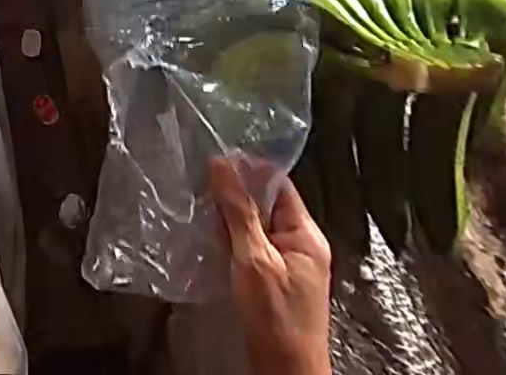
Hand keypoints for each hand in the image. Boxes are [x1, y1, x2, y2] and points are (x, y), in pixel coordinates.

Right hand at [211, 157, 331, 374]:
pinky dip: (228, 230)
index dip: (247, 167)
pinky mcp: (269, 270)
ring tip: (199, 199)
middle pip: (263, 199)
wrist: (283, 370)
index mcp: (306, 235)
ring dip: (227, 210)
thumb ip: (237, 209)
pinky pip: (247, 237)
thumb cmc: (274, 315)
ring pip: (251, 218)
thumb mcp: (253, 257)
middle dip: (232, 189)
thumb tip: (220, 163)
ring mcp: (285, 258)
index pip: (277, 184)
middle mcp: (299, 242)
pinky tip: (209, 227)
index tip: (214, 152)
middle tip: (199, 177)